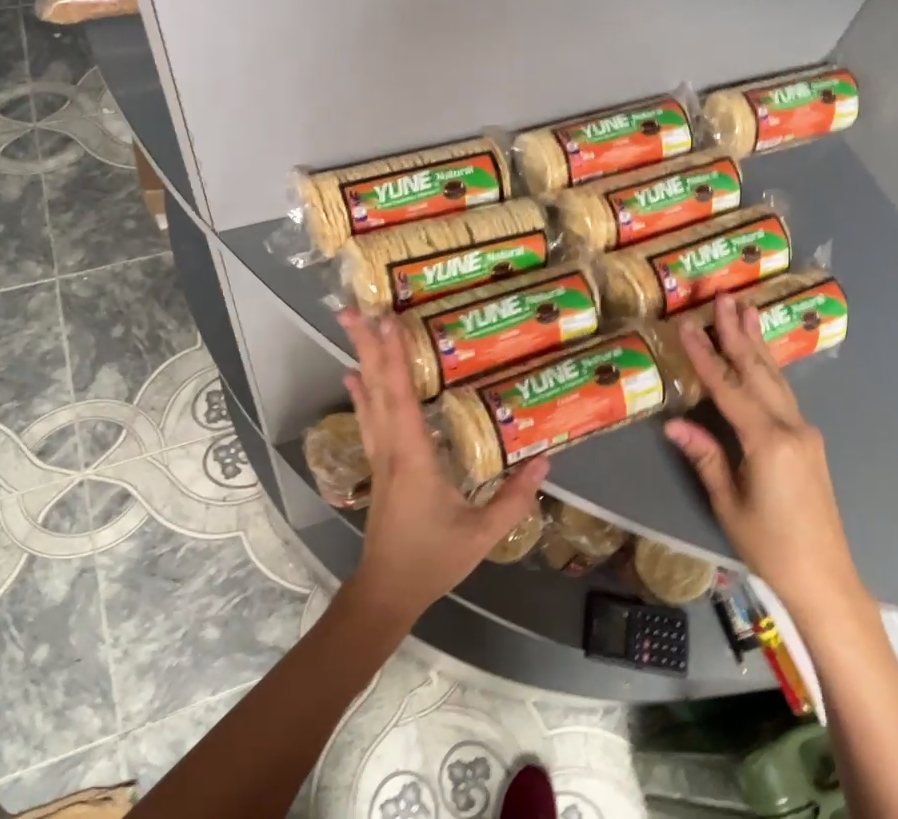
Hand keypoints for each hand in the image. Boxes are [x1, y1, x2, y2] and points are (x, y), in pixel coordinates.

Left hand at [336, 309, 548, 623]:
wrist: (387, 589)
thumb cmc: (433, 559)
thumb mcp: (482, 533)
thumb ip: (514, 498)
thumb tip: (545, 460)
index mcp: (413, 457)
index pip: (401, 398)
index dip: (393, 358)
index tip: (386, 321)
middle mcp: (391, 449)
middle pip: (376, 389)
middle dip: (366, 346)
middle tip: (354, 308)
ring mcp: (380, 457)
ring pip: (367, 399)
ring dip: (361, 361)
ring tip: (351, 328)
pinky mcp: (379, 466)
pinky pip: (368, 419)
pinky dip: (361, 393)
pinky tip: (354, 377)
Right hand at [665, 295, 863, 605]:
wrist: (825, 575)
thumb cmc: (770, 545)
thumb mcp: (728, 503)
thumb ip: (706, 458)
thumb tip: (674, 425)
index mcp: (768, 441)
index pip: (729, 388)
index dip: (706, 356)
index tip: (687, 325)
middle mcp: (792, 428)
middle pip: (759, 372)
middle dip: (739, 333)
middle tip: (724, 297)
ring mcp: (805, 434)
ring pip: (776, 379)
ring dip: (758, 345)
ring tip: (746, 311)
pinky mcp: (809, 444)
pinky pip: (784, 396)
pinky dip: (768, 371)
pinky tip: (761, 360)